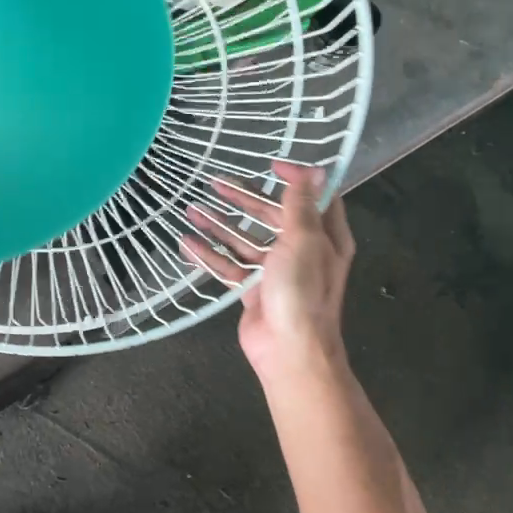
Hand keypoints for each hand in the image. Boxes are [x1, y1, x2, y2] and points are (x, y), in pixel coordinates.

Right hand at [180, 161, 355, 381]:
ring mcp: (275, 272)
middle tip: (216, 183)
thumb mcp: (303, 240)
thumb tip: (316, 169)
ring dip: (220, 226)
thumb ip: (301, 205)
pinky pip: (228, 266)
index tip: (270, 164)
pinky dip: (209, 255)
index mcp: (325, 237)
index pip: (313, 198)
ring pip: (245, 240)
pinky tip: (186, 244)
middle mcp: (302, 251)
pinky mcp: (252, 290)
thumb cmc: (302, 290)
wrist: (289, 348)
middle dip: (244, 199)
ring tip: (192, 210)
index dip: (295, 179)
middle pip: (271, 217)